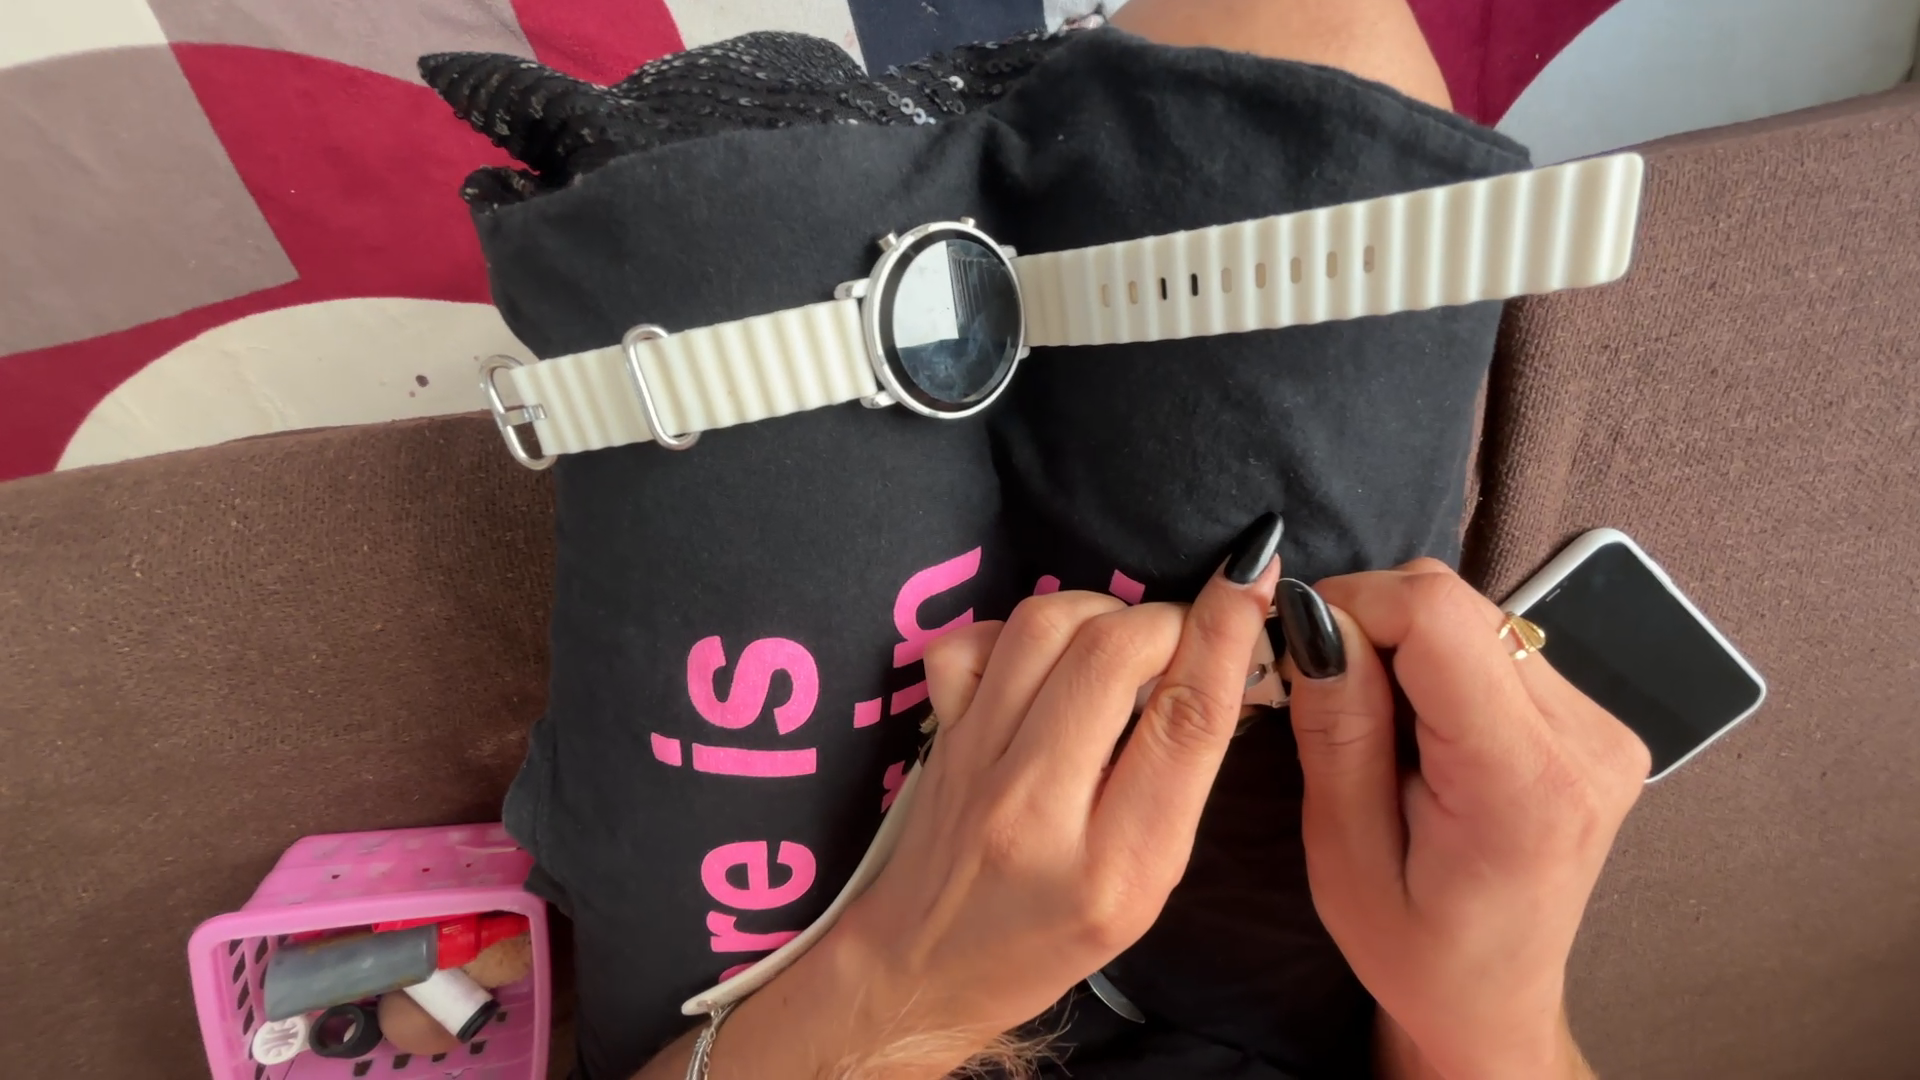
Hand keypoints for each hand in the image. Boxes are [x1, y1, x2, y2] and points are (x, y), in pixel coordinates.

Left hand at [817, 518, 1283, 1072]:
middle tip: (1176, 632)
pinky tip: (1038, 659)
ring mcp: (975, 759)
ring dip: (1097, 610)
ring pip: (1043, 626)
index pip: (1184, 723)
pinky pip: (973, 641)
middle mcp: (1037, 805)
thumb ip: (1174, 776)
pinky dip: (1016, 628)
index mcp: (1116, 867)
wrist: (924, 966)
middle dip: (1162, 618)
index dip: (1225, 634)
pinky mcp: (938, 731)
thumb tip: (1207, 661)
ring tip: (1114, 640)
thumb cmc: (1046, 939)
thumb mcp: (1142, 886)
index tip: (1251, 576)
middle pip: (1112, 654)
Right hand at [1277, 559, 1650, 1079]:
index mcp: (1524, 780)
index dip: (1350, 605)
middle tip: (1325, 690)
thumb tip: (1317, 621)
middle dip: (1365, 622)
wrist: (1493, 996)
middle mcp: (1584, 735)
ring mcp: (1596, 721)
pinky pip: (1480, 636)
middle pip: (1449, 599)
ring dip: (1392, 640)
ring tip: (1369, 716)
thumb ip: (1336, 729)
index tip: (1301, 653)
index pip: (1436, 615)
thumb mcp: (1342, 848)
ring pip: (1462, 609)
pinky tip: (1409, 719)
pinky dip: (1422, 655)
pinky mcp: (1584, 714)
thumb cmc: (1408, 943)